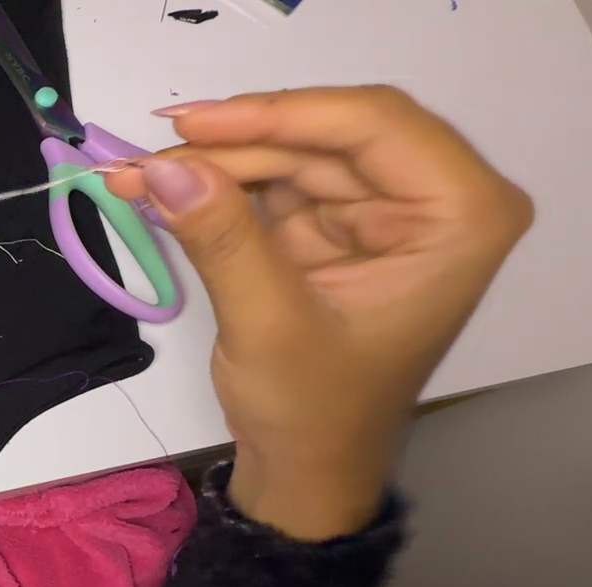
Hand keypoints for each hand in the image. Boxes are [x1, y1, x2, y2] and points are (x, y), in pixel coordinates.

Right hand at [107, 87, 531, 538]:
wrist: (302, 466)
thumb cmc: (310, 407)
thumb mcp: (266, 321)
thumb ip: (220, 238)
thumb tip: (158, 170)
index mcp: (455, 215)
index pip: (372, 128)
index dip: (277, 115)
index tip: (189, 124)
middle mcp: (422, 205)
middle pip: (322, 143)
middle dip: (231, 148)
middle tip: (144, 159)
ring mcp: (367, 223)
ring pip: (286, 167)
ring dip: (210, 172)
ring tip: (136, 178)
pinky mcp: (319, 243)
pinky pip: (264, 202)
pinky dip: (211, 200)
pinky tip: (162, 198)